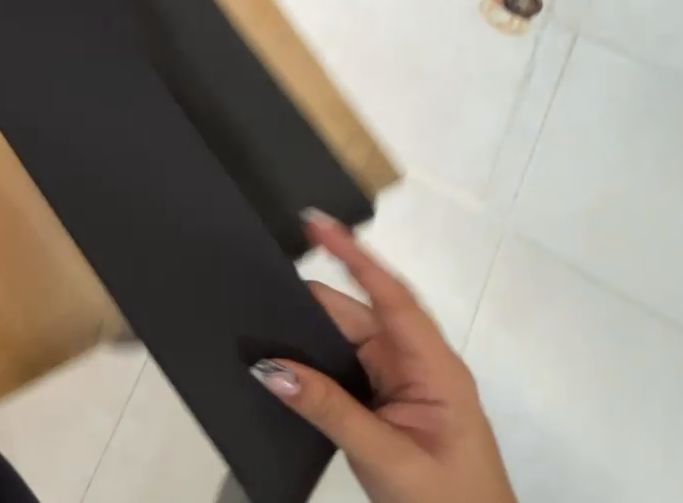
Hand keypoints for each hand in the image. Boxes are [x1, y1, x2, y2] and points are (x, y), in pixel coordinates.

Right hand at [250, 210, 516, 502]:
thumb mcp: (389, 458)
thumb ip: (329, 410)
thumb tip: (268, 365)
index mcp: (433, 369)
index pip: (392, 298)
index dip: (354, 257)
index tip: (316, 222)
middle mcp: (413, 365)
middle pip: (351, 313)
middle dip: (304, 297)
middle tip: (248, 283)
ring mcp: (396, 382)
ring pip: (337, 337)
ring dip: (300, 329)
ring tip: (249, 313)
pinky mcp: (377, 399)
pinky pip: (334, 362)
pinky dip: (302, 354)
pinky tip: (271, 353)